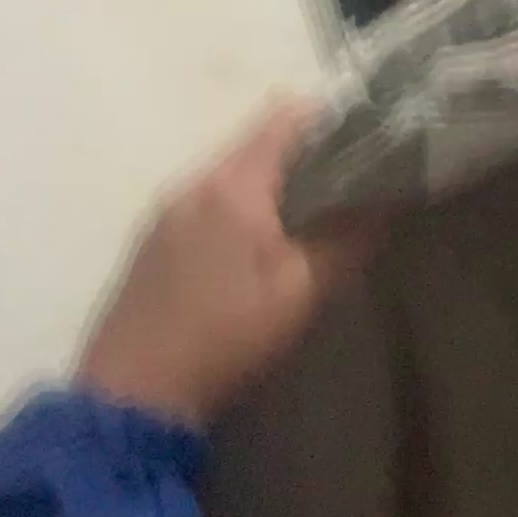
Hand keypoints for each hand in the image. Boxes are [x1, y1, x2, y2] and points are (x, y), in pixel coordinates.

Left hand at [78, 100, 377, 427]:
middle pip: (260, 140)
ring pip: (236, 169)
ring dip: (278, 178)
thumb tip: (387, 201)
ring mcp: (167, 208)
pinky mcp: (155, 236)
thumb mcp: (303, 289)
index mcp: (232, 186)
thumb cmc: (226, 336)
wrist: (130, 399)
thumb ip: (349, 237)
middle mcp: (194, 182)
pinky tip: (267, 239)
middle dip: (310, 150)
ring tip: (318, 208)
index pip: (284, 117)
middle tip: (355, 177)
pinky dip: (248, 200)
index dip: (331, 117)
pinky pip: (213, 195)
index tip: (369, 136)